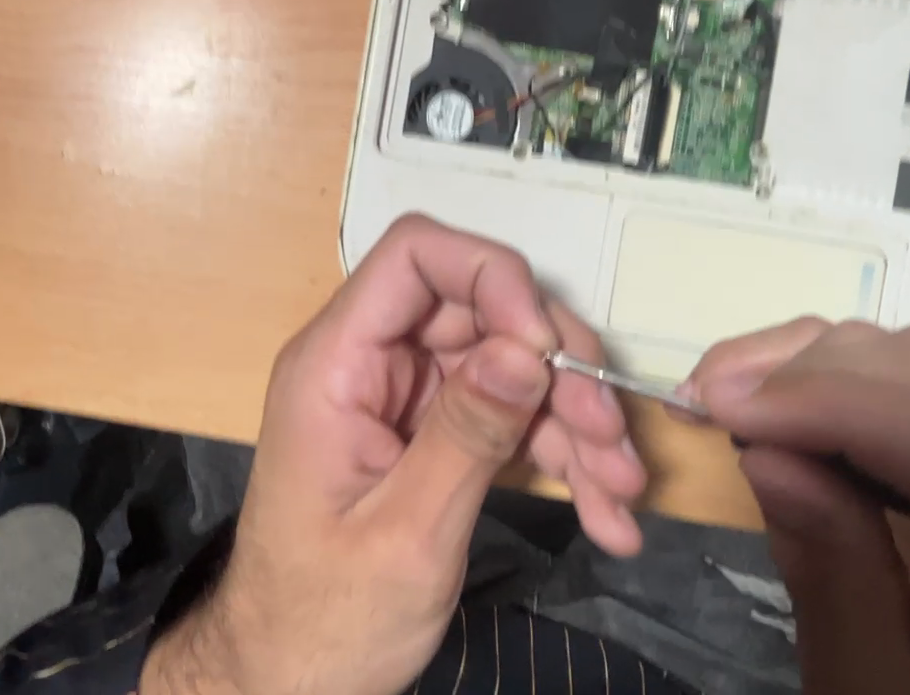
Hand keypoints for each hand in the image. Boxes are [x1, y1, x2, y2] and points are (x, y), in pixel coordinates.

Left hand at [142, 214, 644, 694]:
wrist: (288, 676)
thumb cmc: (325, 616)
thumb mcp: (406, 533)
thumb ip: (465, 434)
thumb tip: (525, 348)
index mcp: (336, 362)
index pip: (413, 257)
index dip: (488, 274)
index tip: (547, 344)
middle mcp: (370, 361)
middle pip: (476, 310)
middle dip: (553, 363)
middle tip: (610, 432)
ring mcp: (403, 395)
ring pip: (503, 364)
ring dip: (571, 417)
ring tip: (621, 492)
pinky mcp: (430, 431)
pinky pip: (504, 415)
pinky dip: (557, 454)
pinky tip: (604, 513)